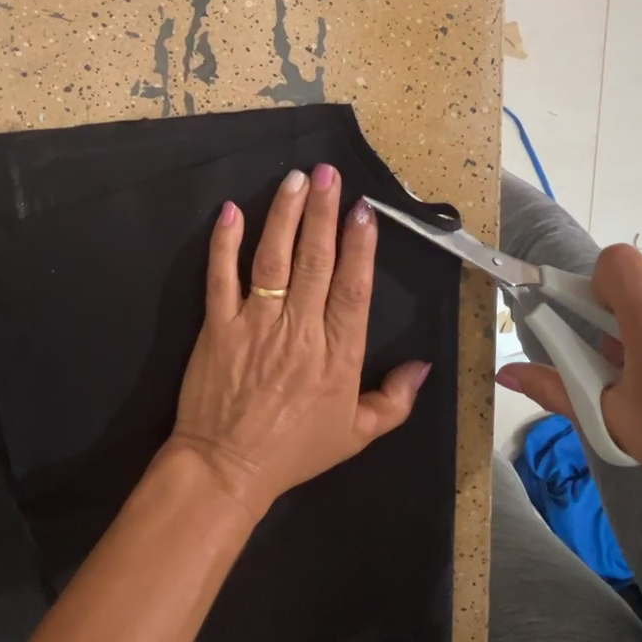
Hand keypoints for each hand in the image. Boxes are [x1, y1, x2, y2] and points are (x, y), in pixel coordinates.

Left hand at [167, 164, 431, 517]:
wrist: (226, 468)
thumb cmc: (294, 450)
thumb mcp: (356, 435)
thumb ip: (394, 401)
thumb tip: (424, 365)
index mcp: (336, 355)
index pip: (351, 289)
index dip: (359, 246)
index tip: (362, 208)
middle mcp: (298, 332)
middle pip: (314, 262)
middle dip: (322, 212)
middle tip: (327, 173)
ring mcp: (254, 325)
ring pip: (272, 259)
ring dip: (283, 215)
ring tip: (294, 180)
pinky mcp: (217, 326)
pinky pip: (221, 277)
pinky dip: (225, 243)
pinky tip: (231, 211)